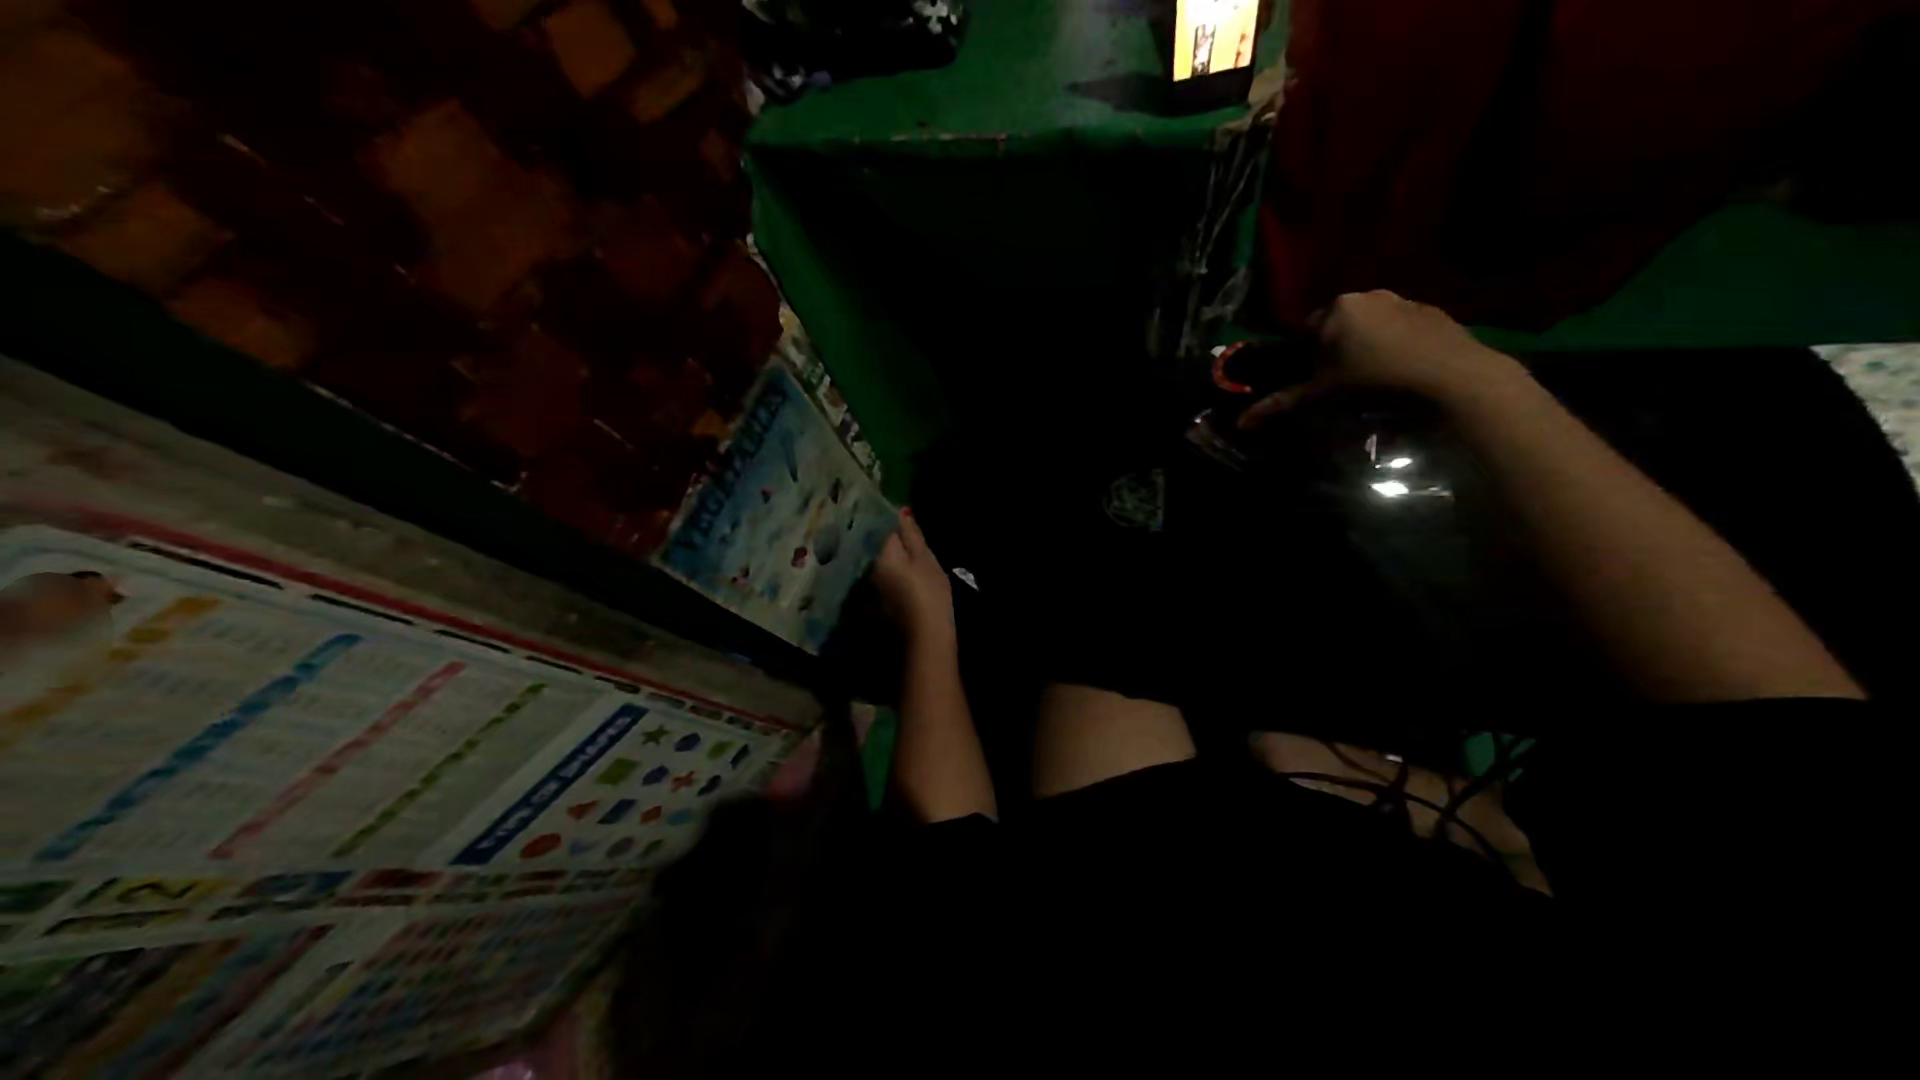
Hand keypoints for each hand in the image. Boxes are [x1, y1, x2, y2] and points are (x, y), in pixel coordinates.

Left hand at [872, 511, 954, 645]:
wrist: (927, 635)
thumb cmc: (930, 591)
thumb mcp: (925, 558)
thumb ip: (911, 534)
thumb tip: (901, 510)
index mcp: (882, 557)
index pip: (892, 536)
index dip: (909, 540)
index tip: (923, 550)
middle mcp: (871, 573)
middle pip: (888, 555)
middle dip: (903, 556)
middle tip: (926, 565)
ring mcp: (874, 593)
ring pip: (888, 573)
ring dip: (901, 573)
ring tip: (921, 580)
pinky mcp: (880, 610)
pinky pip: (890, 590)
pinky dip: (899, 589)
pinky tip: (913, 597)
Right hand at [1239, 290, 1526, 426]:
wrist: (1449, 377)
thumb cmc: (1374, 382)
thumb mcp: (1323, 394)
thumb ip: (1282, 403)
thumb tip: (1241, 423)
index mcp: (1336, 309)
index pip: (1307, 330)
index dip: (1309, 356)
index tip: (1320, 377)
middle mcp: (1367, 295)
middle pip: (1339, 323)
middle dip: (1337, 347)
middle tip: (1345, 379)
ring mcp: (1403, 299)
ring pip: (1371, 323)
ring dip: (1367, 343)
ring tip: (1376, 374)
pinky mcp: (1432, 310)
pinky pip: (1402, 324)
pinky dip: (1396, 341)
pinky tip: (1403, 367)